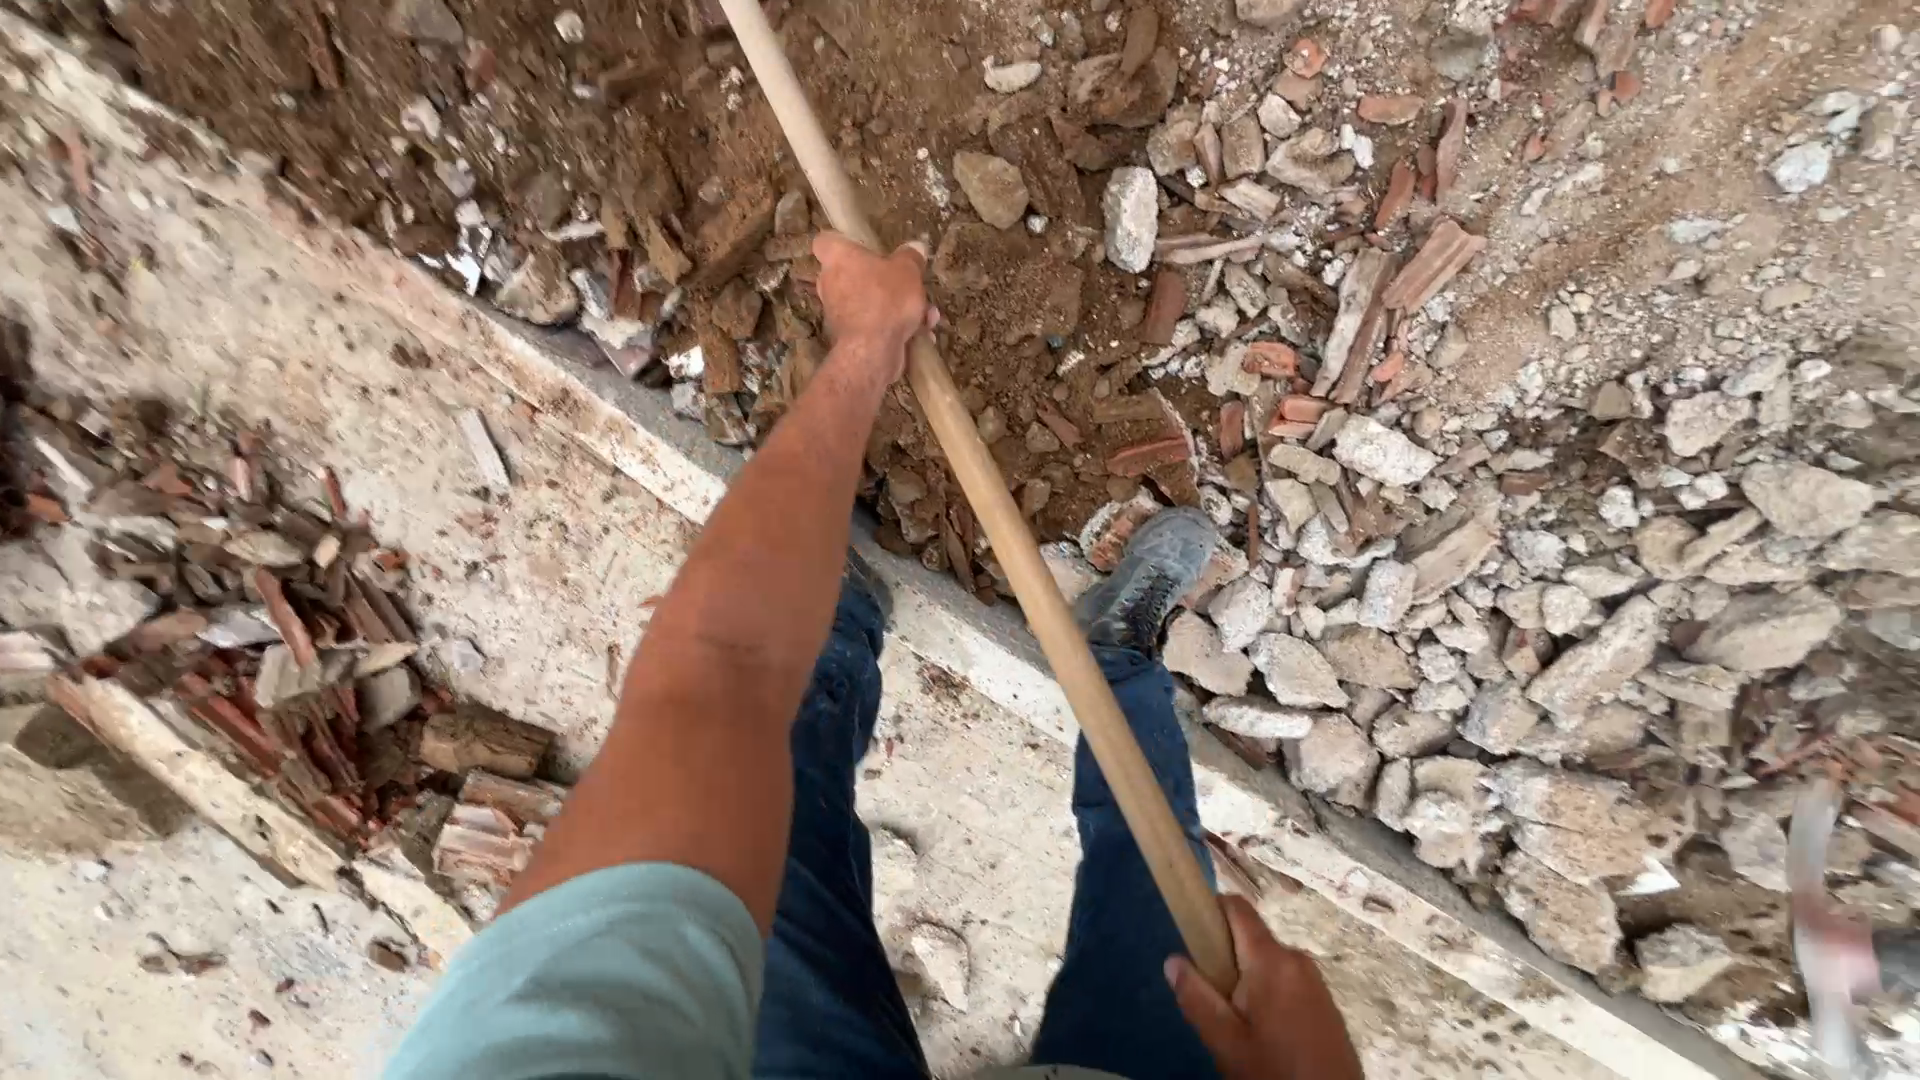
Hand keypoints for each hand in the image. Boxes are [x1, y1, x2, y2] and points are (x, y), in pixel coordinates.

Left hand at [812, 231, 935, 378]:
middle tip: (907, 287)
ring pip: (870, 304)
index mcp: (838, 258)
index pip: (825, 241)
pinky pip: (874, 327)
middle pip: (853, 275)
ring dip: (897, 309)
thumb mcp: (907, 270)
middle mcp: (830, 284)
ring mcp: (838, 314)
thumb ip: (911, 257)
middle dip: (883, 283)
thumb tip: (915, 247)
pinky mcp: (850, 338)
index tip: (861, 248)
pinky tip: (921, 335)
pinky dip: (895, 330)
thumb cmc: (886, 298)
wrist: (873, 350)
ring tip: (926, 316)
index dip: (842, 242)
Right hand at [1166, 894, 1363, 1079]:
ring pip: (1267, 962)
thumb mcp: (1226, 1042)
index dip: (1211, 911)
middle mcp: (1296, 959)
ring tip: (1242, 1025)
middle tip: (1216, 1000)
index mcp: (1271, 960)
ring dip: (1248, 980)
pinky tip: (1269, 1035)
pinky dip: (1270, 995)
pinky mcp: (1326, 1002)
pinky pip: (1287, 981)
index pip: (1236, 907)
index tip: (1194, 938)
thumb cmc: (1276, 1074)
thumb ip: (1196, 998)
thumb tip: (1172, 960)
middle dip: (1227, 959)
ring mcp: (1316, 980)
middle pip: (1249, 938)